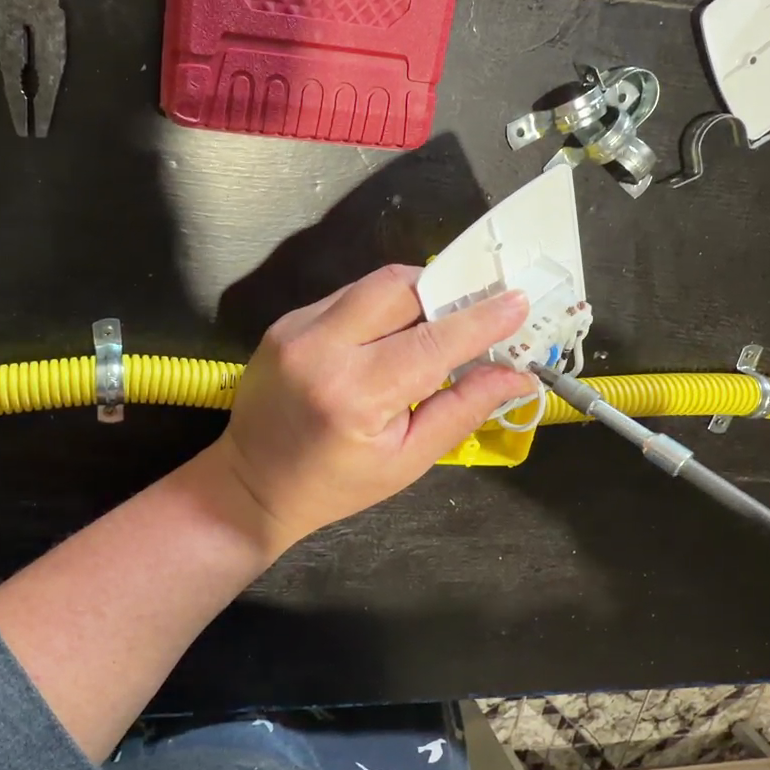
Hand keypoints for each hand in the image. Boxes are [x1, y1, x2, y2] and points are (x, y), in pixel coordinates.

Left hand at [207, 264, 532, 557]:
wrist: (251, 483)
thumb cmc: (334, 485)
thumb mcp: (406, 461)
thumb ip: (461, 410)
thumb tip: (517, 375)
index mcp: (355, 395)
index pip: (432, 340)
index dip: (480, 319)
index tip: (518, 301)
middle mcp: (320, 349)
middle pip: (399, 288)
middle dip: (445, 291)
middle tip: (473, 310)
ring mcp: (296, 329)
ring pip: (372, 284)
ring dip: (413, 295)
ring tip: (434, 322)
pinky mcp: (285, 322)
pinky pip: (346, 296)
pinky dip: (378, 306)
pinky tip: (388, 334)